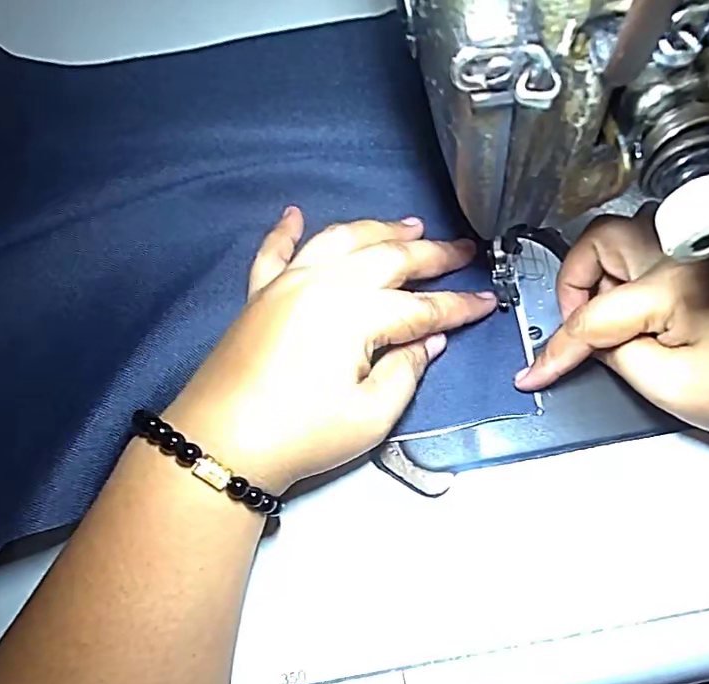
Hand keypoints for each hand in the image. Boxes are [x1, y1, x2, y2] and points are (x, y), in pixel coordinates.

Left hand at [164, 207, 498, 489]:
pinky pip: (275, 252)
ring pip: (339, 240)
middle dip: (431, 254)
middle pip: (386, 258)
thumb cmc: (303, 434)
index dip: (458, 306)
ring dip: (377, 230)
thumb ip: (406, 371)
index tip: (485, 301)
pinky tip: (295, 214)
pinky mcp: (258, 297)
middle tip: (462, 249)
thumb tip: (427, 342)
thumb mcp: (372, 415)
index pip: (420, 306)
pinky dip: (287, 230)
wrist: (223, 443)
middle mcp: (322, 283)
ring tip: (408, 225)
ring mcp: (286, 284)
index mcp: (354, 313)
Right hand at [515, 211, 708, 452]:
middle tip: (580, 331)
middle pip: (600, 240)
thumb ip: (616, 355)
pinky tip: (640, 319)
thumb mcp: (667, 385)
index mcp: (671, 281)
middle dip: (575, 284)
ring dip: (601, 276)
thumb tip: (589, 342)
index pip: (593, 315)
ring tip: (610, 326)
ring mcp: (698, 252)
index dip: (557, 350)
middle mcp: (681, 251)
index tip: (532, 376)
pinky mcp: (708, 263)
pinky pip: (650, 255)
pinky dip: (628, 281)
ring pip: (624, 241)